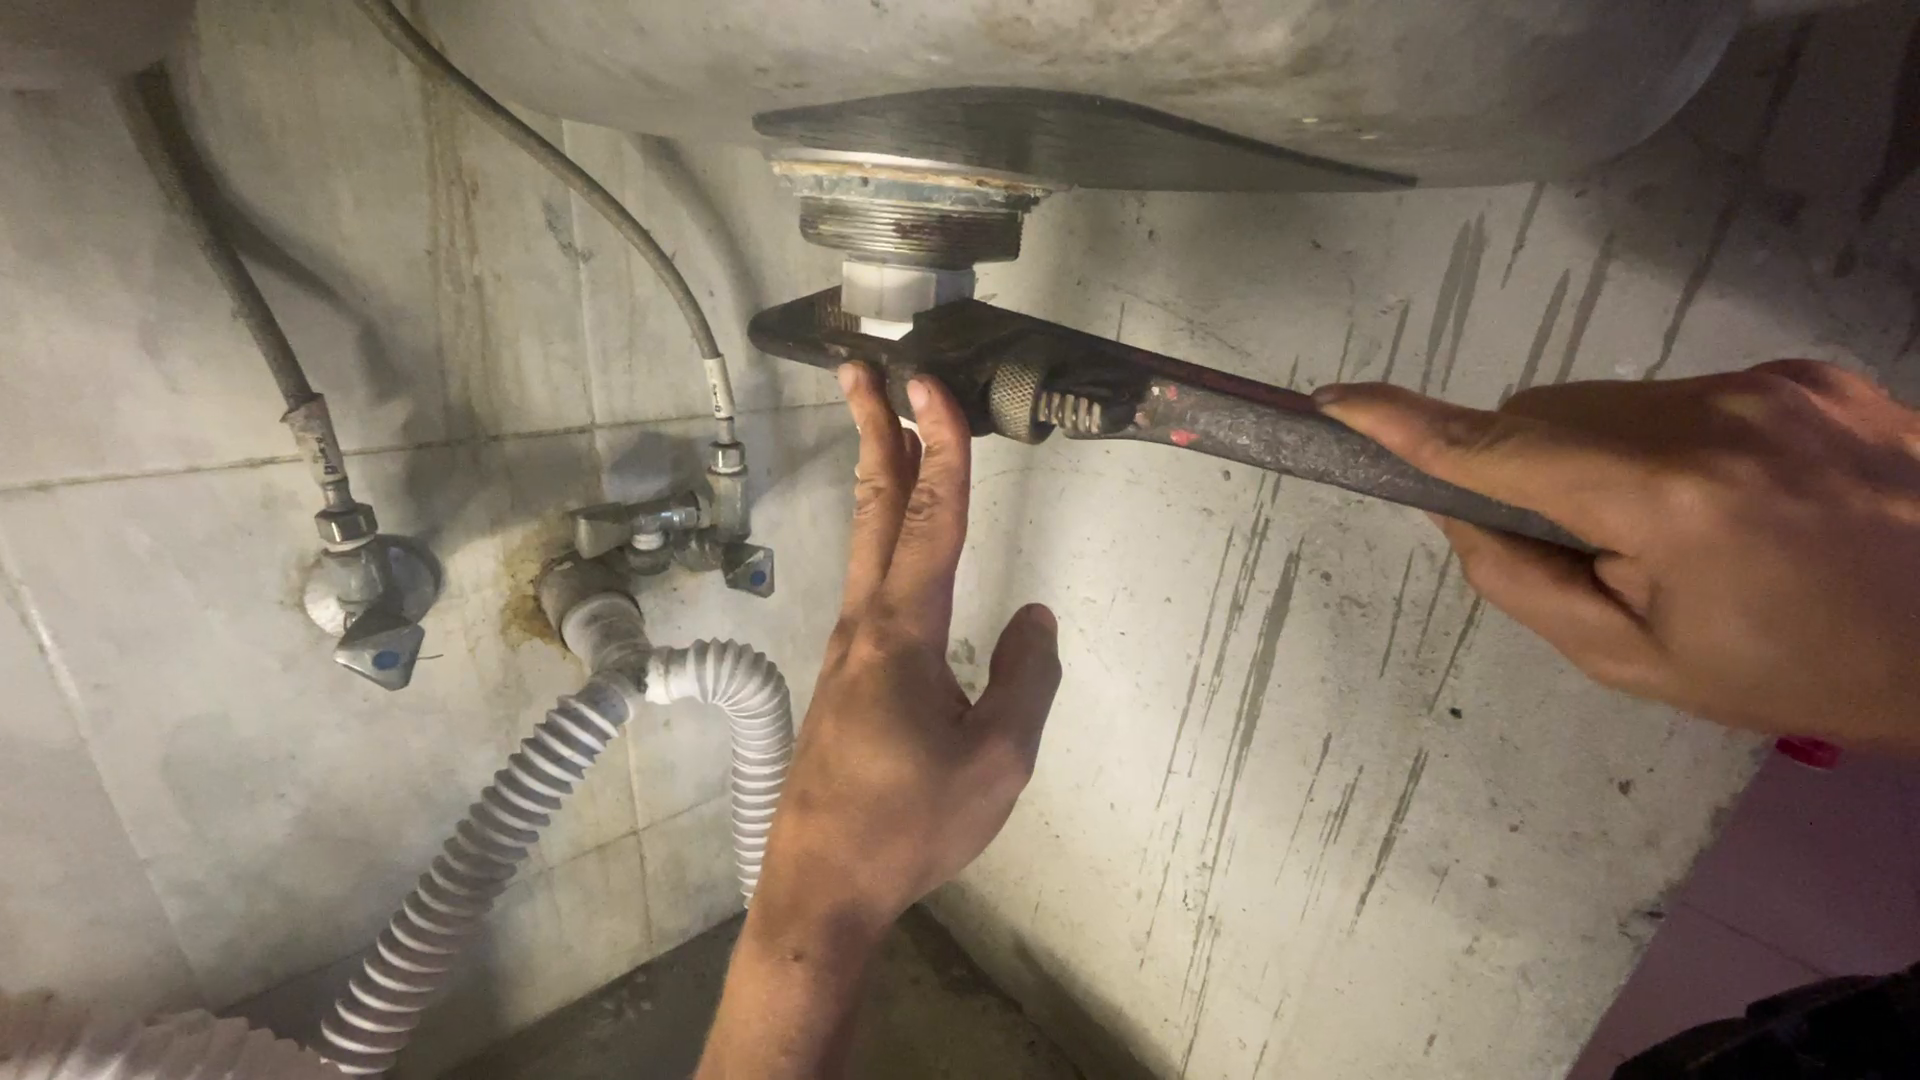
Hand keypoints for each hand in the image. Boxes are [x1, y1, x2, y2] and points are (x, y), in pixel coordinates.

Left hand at [696, 364, 1059, 1079]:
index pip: (932, 520)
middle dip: (874, 433)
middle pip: (874, 508)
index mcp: (904, 632)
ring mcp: (847, 647)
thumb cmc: (910, 825)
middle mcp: (866, 623)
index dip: (939, 449)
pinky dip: (882, 534)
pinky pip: (868, 582)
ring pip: (865, 542)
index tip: (931, 386)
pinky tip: (899, 544)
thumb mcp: (997, 762)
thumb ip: (1025, 680)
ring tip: (887, 431)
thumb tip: (1036, 618)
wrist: (821, 884)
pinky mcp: (845, 674)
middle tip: (864, 372)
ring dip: (879, 478)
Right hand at [1316, 360, 1919, 747]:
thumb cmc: (1804, 670)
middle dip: (1517, 466)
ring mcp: (1766, 383)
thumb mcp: (1633, 660)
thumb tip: (1462, 511)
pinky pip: (1662, 398)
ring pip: (1594, 403)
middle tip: (1579, 540)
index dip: (1404, 425)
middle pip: (1537, 414)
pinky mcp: (1801, 372)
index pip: (1495, 448)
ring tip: (1665, 524)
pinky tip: (1718, 495)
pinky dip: (1646, 442)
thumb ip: (1521, 582)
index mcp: (1668, 498)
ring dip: (1583, 455)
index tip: (1336, 402)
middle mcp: (1713, 416)